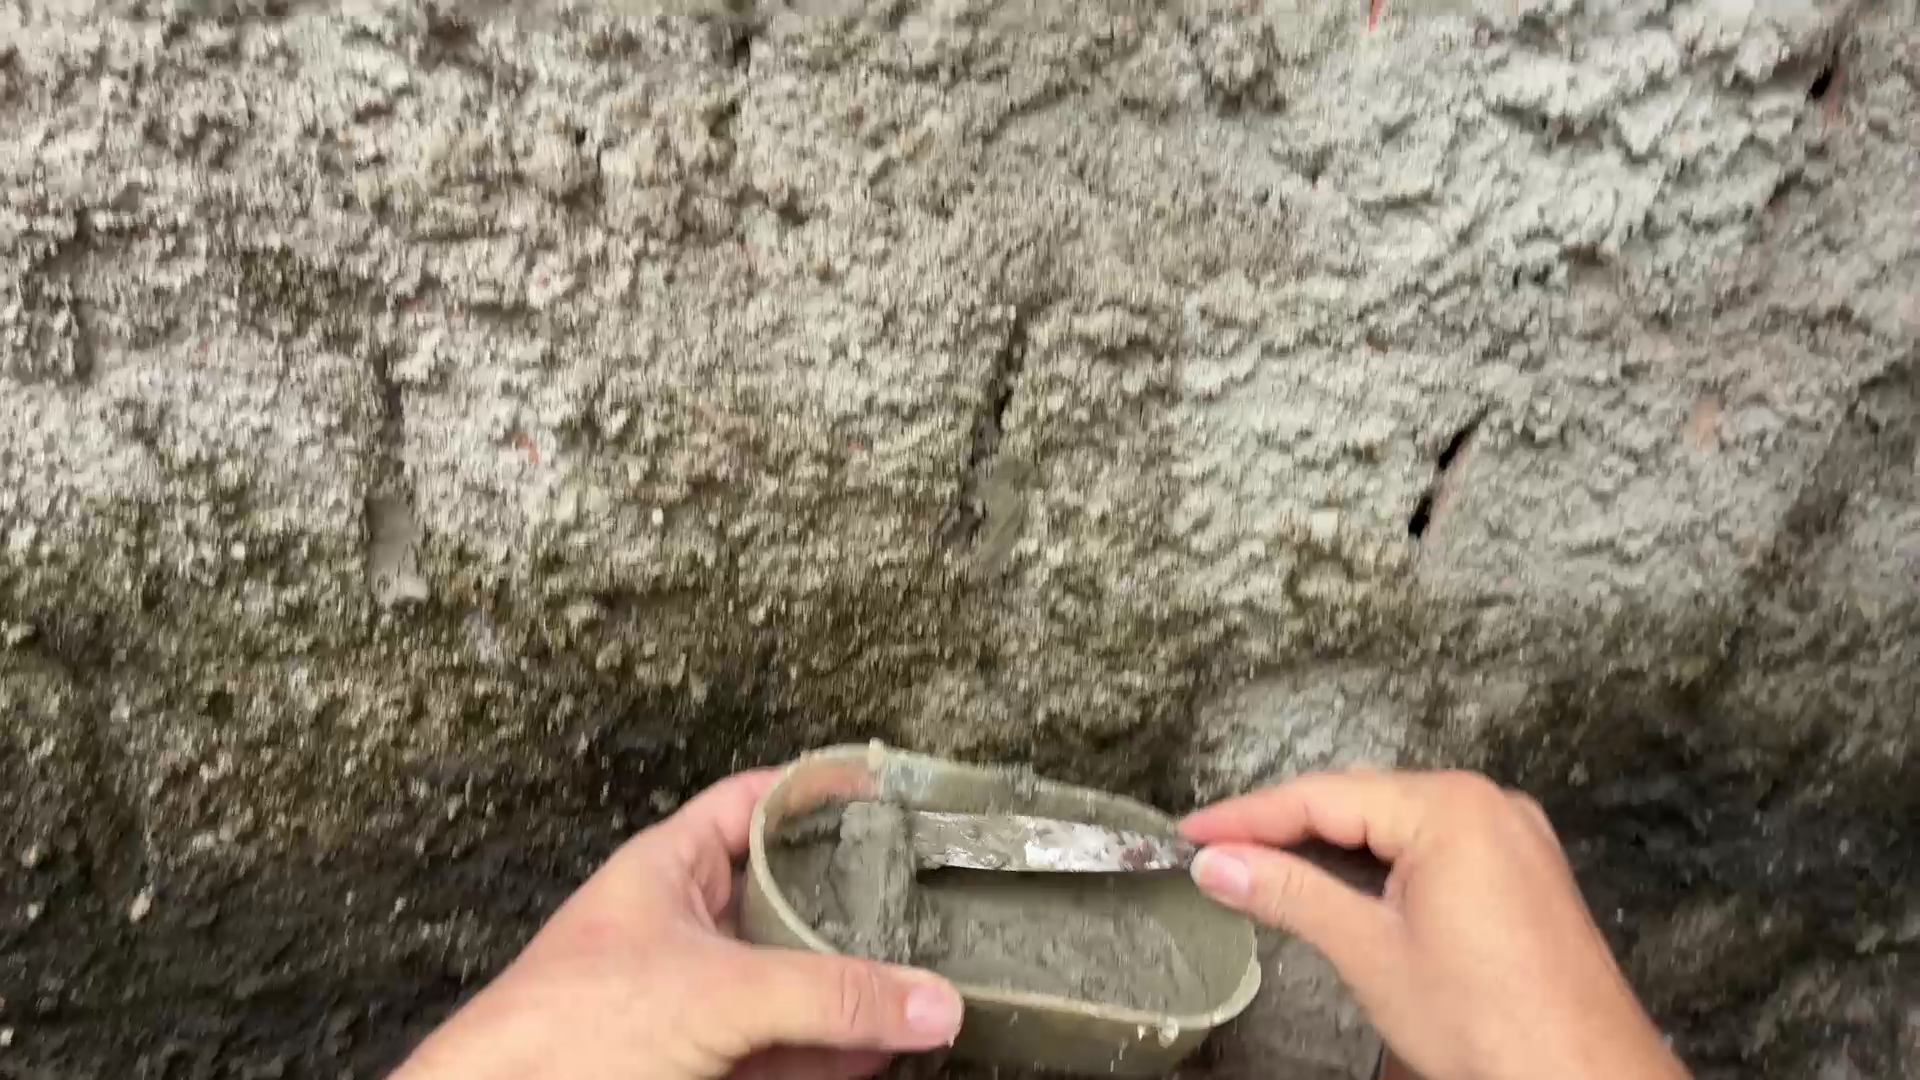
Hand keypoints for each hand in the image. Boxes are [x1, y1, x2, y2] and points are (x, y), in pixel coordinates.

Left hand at [391, 769, 964, 1079]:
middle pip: (782, 888)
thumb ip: (827, 996)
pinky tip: (881, 1042)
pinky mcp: (704, 1056)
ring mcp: (696, 994)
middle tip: (910, 882)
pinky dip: (831, 1042)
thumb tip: (933, 1002)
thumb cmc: (572, 1033)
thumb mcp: (715, 992)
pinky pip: (782, 1039)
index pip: (755, 800)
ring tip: (914, 966)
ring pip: (788, 971)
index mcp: (672, 866)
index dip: (813, 788)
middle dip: (845, 891)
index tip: (876, 789)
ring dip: (846, 976)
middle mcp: (688, 922)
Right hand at [1181, 770, 1689, 1079]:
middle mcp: (1479, 799)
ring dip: (1321, 839)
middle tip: (1217, 849)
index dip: (1244, 815)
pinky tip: (1334, 874)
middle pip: (1351, 800)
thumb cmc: (1487, 1027)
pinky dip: (1367, 854)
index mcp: (1447, 807)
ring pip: (1383, 817)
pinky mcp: (1516, 863)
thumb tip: (1209, 863)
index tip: (1189, 831)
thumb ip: (1285, 892)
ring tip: (1259, 858)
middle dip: (1280, 825)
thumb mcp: (1370, 953)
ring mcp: (1504, 830)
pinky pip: (1420, 838)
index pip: (1318, 797)